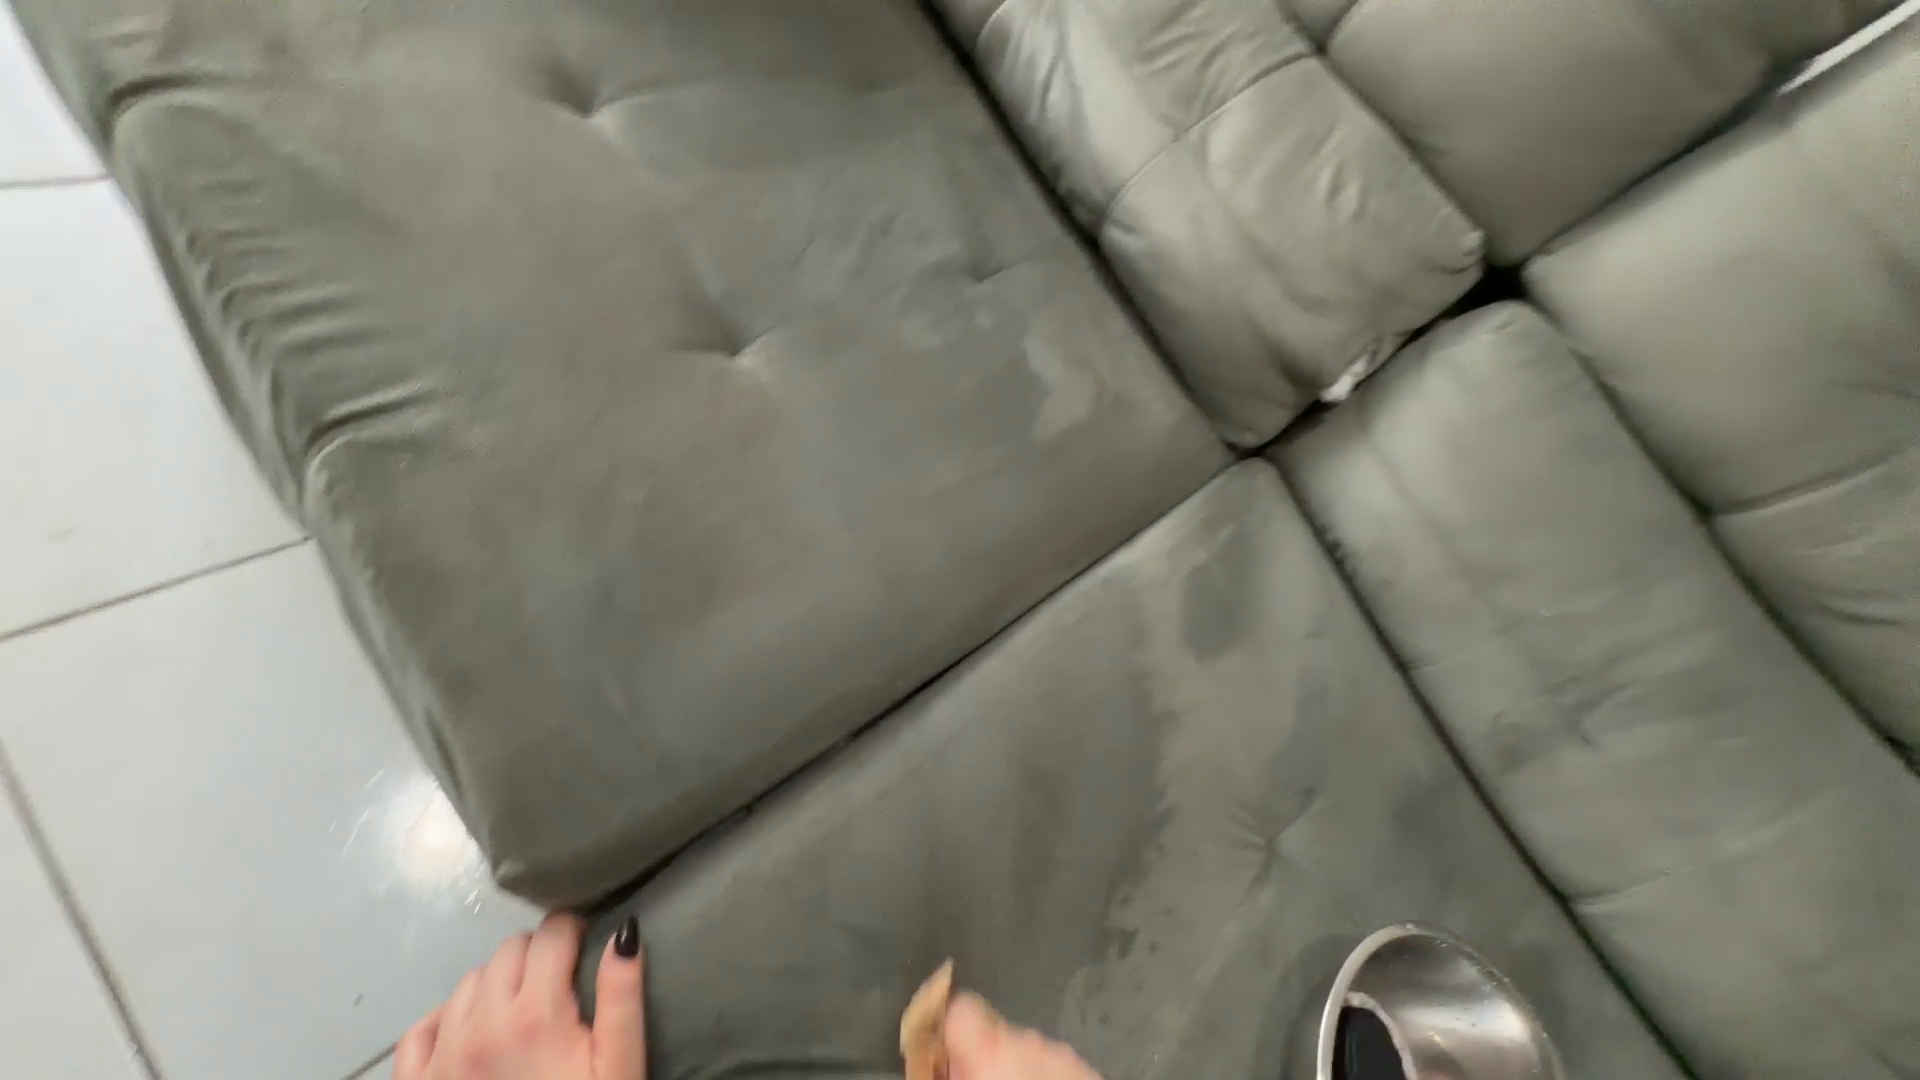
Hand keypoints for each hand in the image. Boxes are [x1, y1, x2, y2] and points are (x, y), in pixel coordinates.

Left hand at [395, 913, 645, 1079]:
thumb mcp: (619, 1063)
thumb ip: (623, 995)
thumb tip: (624, 933)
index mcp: (535, 1015)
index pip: (552, 934)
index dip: (574, 930)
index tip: (586, 945)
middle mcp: (481, 1025)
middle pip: (509, 949)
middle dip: (539, 951)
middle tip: (560, 978)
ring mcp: (441, 1057)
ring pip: (468, 981)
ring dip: (497, 980)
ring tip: (522, 1005)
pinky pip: (420, 1028)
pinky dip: (446, 1016)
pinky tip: (471, 1029)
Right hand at [944, 993, 1102, 1079]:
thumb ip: (950, 1075)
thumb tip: (943, 1071)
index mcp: (990, 1052)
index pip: (958, 1011)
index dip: (948, 1032)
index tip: (943, 1057)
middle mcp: (1025, 1041)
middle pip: (992, 1036)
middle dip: (984, 1063)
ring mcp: (1059, 1053)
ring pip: (1024, 1052)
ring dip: (1017, 1073)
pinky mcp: (1084, 1070)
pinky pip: (1053, 1066)